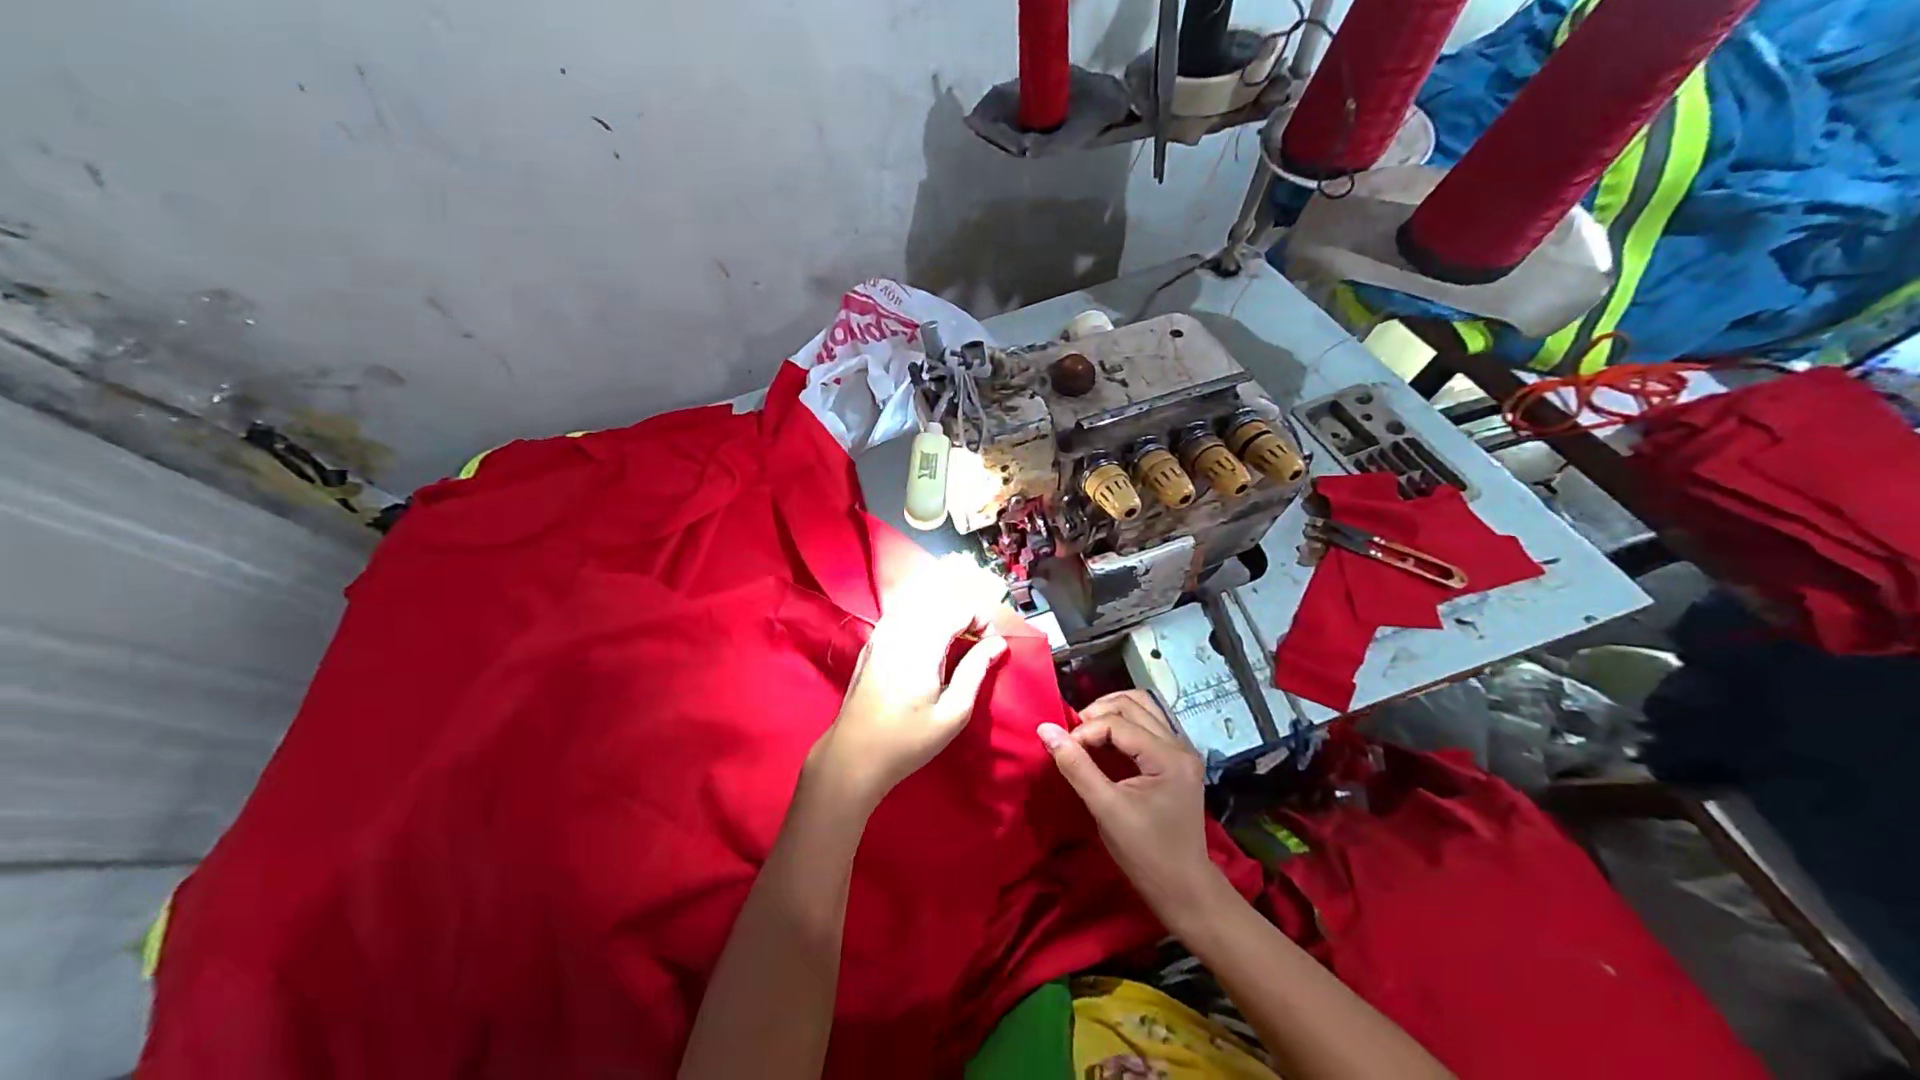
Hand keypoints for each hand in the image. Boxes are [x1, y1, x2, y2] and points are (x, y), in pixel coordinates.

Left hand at [809, 557, 1009, 807]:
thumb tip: (997, 643)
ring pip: (920, 610)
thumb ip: (976, 670)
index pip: (960, 610)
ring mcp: (880, 635)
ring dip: (943, 622)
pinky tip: (927, 654)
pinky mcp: (871, 645)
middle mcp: (898, 630)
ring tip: (954, 652)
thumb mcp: (953, 712)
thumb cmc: (908, 740)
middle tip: (977, 650)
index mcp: (921, 644)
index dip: (983, 623)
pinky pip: (902, 620)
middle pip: (940, 606)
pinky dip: (922, 627)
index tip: (992, 648)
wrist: (854, 755)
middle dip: (964, 621)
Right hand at [1038, 690, 1225, 925]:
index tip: (1063, 752)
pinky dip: (1124, 725)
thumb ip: (1076, 766)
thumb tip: (1045, 730)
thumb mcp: (1105, 809)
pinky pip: (1149, 725)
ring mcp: (1182, 751)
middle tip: (1073, 738)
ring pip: (1143, 708)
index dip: (1084, 731)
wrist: (1183, 888)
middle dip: (1097, 714)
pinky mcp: (1177, 760)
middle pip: (1133, 703)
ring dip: (1111, 714)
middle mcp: (1181, 745)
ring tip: (1086, 735)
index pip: (1118, 723)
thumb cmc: (1145, 853)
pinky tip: (1105, 743)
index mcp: (1169, 756)